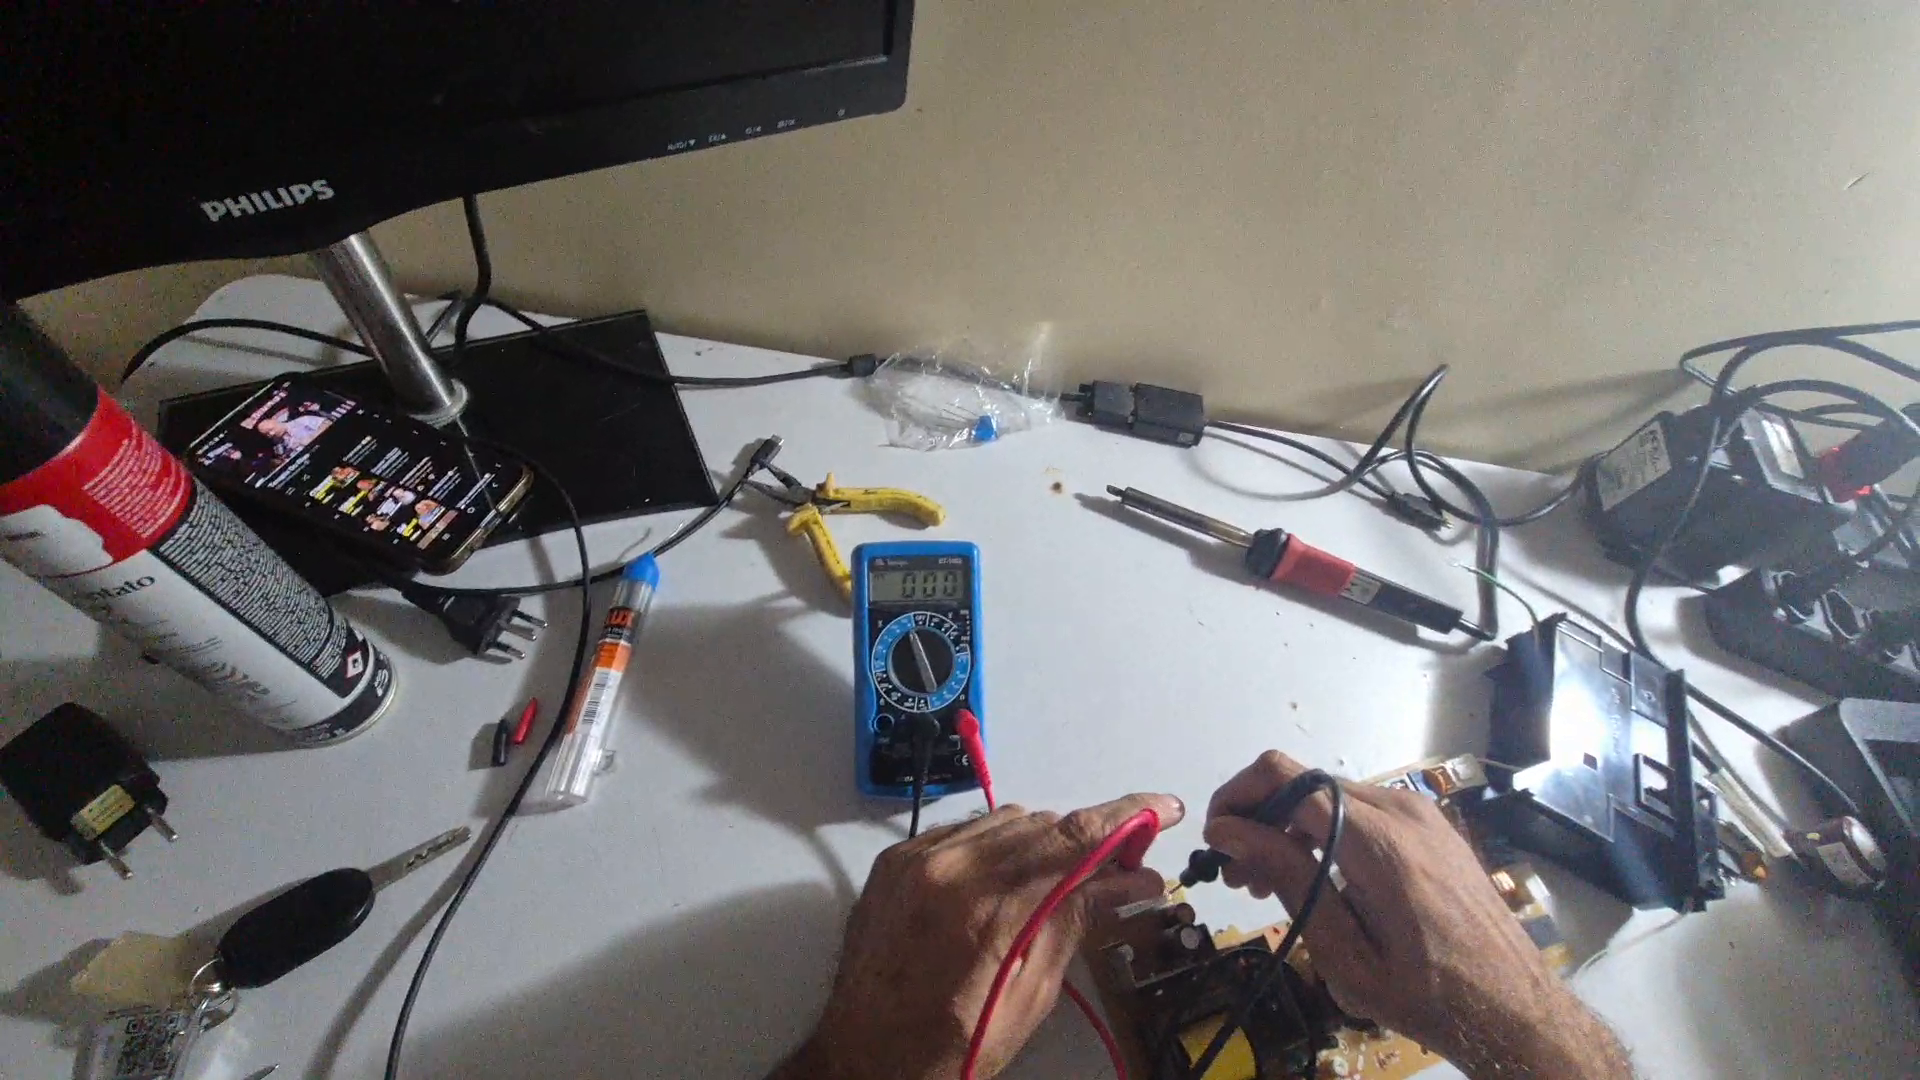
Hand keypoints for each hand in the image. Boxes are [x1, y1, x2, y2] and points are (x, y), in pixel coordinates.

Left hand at [777, 794, 1181, 1079]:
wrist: (858, 1056)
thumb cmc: (953, 1048)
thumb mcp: (1028, 997)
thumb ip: (1075, 924)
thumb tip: (1134, 881)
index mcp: (989, 912)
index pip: (1073, 842)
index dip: (1125, 817)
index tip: (1164, 808)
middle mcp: (950, 867)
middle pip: (1043, 824)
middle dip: (1088, 837)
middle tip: (1118, 862)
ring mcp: (917, 856)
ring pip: (1005, 818)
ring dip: (1043, 838)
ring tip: (1061, 874)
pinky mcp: (897, 855)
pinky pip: (965, 828)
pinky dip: (998, 842)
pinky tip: (1007, 872)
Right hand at [1203, 752, 1632, 1079]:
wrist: (1520, 1015)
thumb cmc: (1428, 997)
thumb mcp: (1346, 955)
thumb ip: (1287, 878)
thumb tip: (1228, 829)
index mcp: (1380, 843)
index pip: (1286, 779)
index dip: (1238, 798)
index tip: (1218, 842)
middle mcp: (1398, 808)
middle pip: (1298, 780)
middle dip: (1256, 817)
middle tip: (1240, 874)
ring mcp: (1416, 810)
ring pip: (1321, 792)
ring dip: (1284, 824)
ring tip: (1270, 879)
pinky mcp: (1424, 821)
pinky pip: (1352, 806)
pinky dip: (1318, 828)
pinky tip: (1315, 872)